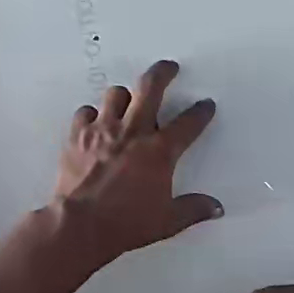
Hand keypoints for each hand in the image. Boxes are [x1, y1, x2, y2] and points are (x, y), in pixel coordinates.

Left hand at [51, 59, 221, 270]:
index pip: (188, 122)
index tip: (205, 105)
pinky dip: (91, 115)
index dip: (200, 111)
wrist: (80, 223)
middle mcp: (132, 132)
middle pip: (150, 88)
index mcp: (159, 151)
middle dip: (163, 73)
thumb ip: (193, 209)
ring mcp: (102, 130)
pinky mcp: (77, 135)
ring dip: (124, 96)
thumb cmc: (126, 223)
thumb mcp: (167, 221)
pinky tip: (94, 123)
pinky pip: (85, 113)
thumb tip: (216, 208)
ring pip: (115, 95)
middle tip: (169, 68)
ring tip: (127, 102)